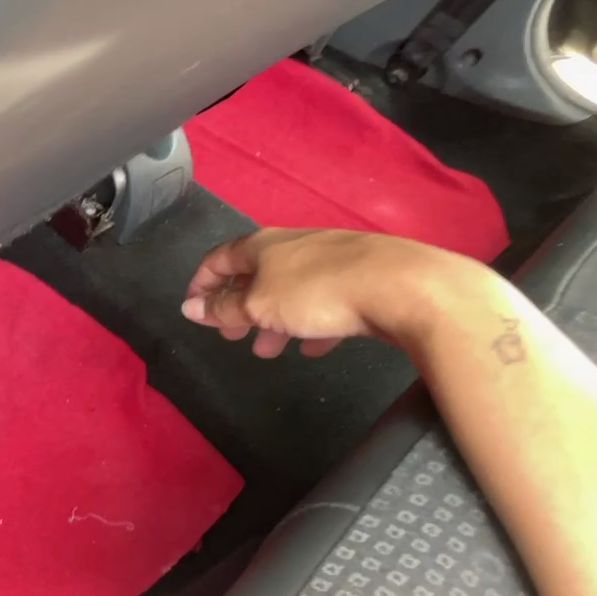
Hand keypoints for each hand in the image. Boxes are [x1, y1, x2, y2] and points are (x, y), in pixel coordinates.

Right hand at [180, 228, 485, 357]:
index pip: (218, 259)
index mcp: (262, 245)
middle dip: (239, 308)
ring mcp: (333, 258)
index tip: (193, 308)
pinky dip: (312, 322)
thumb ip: (222, 308)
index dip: (200, 283)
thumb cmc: (317, 293)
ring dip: (273, 320)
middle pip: (255, 275)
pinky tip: (316, 346)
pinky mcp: (366, 276)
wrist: (408, 287)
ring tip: (269, 350)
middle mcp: (294, 245)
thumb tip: (188, 307)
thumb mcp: (258, 306)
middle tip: (230, 336)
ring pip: (290, 290)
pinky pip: (327, 300)